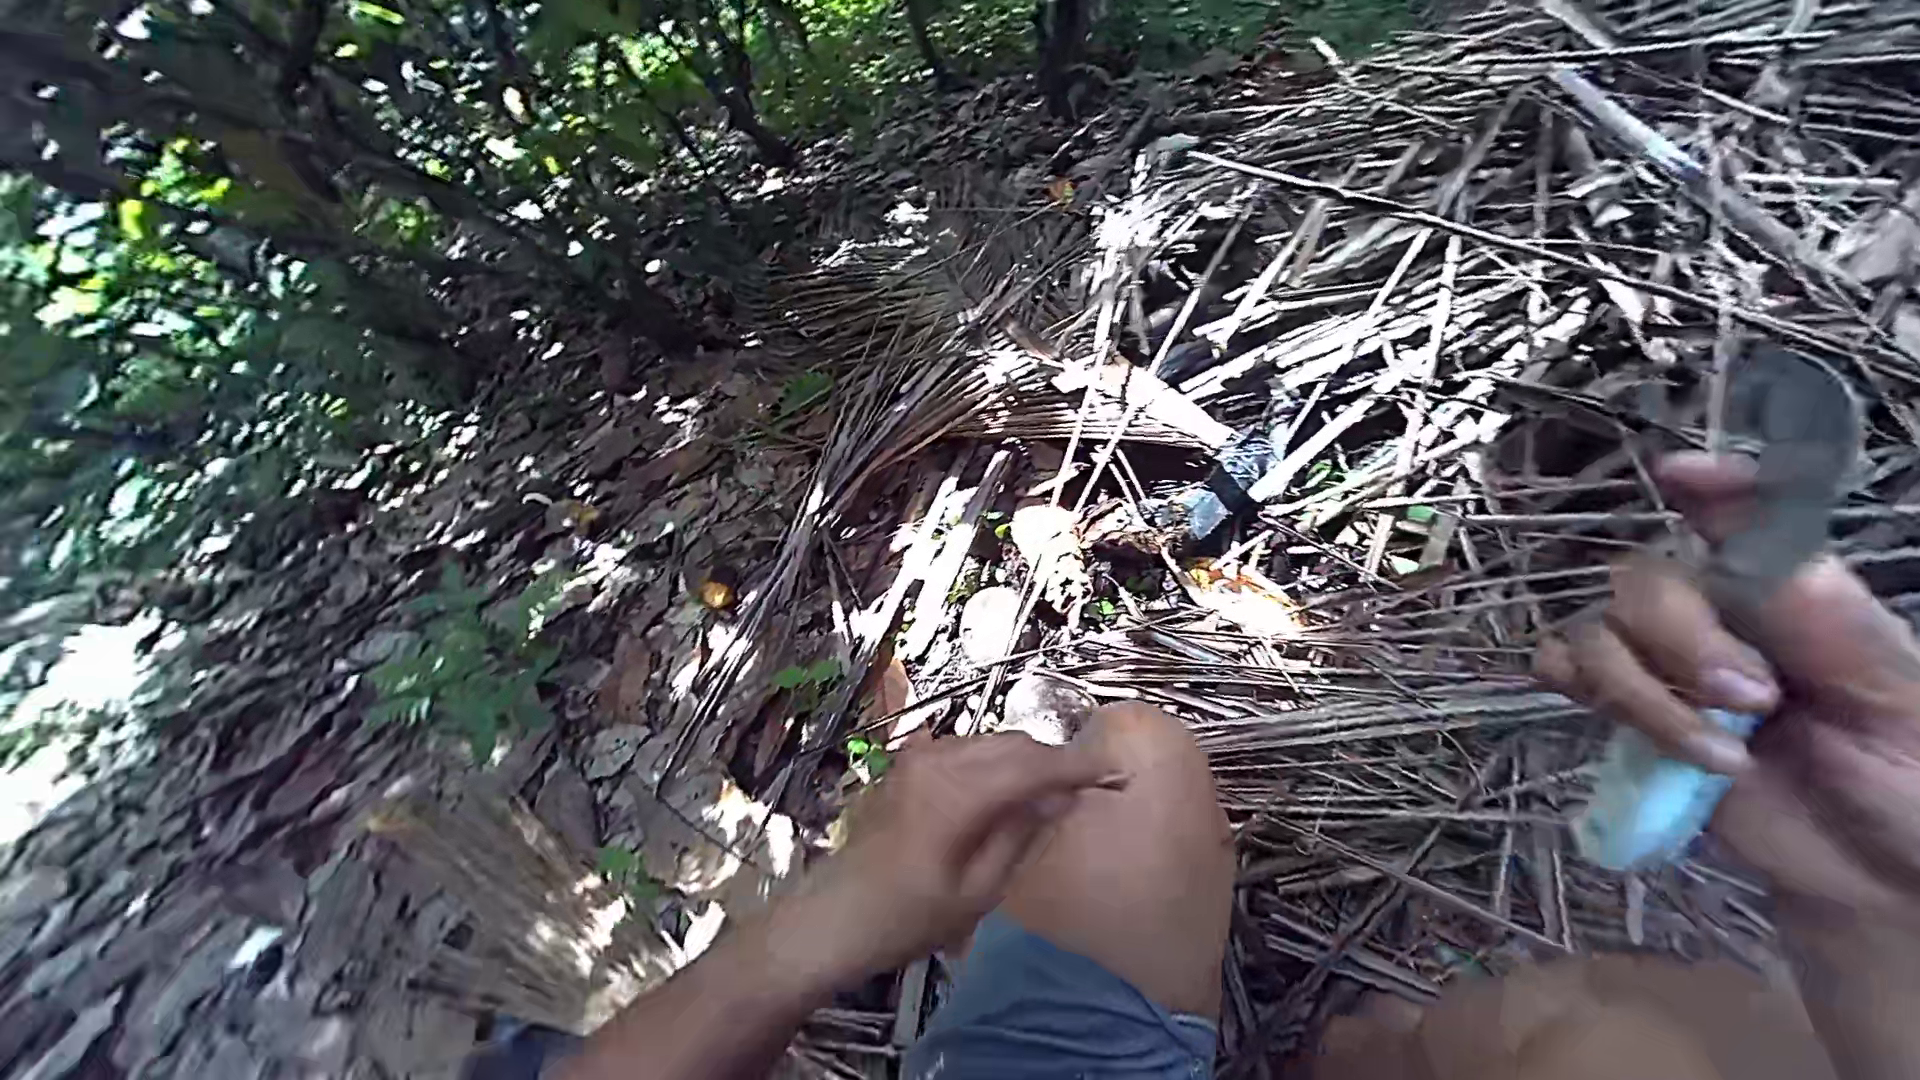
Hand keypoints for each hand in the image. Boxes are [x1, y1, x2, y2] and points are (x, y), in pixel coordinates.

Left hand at [765, 732, 1112, 986]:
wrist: (836, 913)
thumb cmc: (907, 916)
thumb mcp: (978, 891)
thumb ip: (1023, 833)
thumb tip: (1064, 797)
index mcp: (956, 792)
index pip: (1032, 765)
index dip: (1077, 766)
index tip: (1113, 772)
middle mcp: (938, 758)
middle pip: (1014, 745)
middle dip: (1054, 762)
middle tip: (1087, 789)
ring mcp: (922, 755)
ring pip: (993, 742)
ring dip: (1027, 761)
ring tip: (1051, 795)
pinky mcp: (913, 760)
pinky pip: (971, 749)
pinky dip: (999, 763)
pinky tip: (1009, 792)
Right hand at [1536, 453, 1919, 917]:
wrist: (1871, 878)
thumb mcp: (1909, 713)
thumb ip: (1843, 637)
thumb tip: (1781, 561)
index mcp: (1791, 601)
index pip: (1744, 524)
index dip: (1712, 490)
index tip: (1679, 472)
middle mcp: (1711, 615)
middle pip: (1640, 581)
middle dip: (1678, 639)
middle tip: (1749, 700)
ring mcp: (1650, 657)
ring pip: (1591, 632)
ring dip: (1643, 691)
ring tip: (1717, 749)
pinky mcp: (1608, 698)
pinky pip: (1558, 667)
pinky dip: (1587, 694)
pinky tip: (1637, 730)